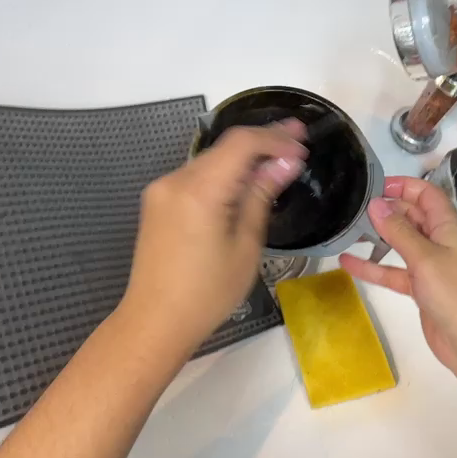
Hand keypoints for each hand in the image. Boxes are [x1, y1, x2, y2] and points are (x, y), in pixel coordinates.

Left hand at [120, 121, 306, 355]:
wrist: (154, 321)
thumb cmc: (207, 293)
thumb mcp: (245, 246)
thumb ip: (261, 196)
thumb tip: (286, 162)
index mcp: (199, 190)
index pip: (241, 143)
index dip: (274, 136)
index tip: (302, 140)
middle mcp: (175, 179)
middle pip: (224, 147)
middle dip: (262, 143)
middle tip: (297, 142)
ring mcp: (162, 189)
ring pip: (210, 160)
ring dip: (242, 159)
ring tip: (277, 163)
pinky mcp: (157, 201)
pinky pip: (196, 176)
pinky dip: (222, 174)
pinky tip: (244, 184)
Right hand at [339, 175, 456, 381]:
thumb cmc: (454, 293)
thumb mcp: (424, 257)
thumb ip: (398, 230)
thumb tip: (375, 203)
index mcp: (447, 227)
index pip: (427, 194)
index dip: (403, 186)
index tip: (373, 187)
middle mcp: (440, 242)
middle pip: (412, 216)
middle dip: (386, 210)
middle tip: (353, 208)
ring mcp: (430, 266)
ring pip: (400, 243)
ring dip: (377, 237)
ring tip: (347, 230)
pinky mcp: (421, 289)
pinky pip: (394, 271)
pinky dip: (374, 266)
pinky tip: (348, 264)